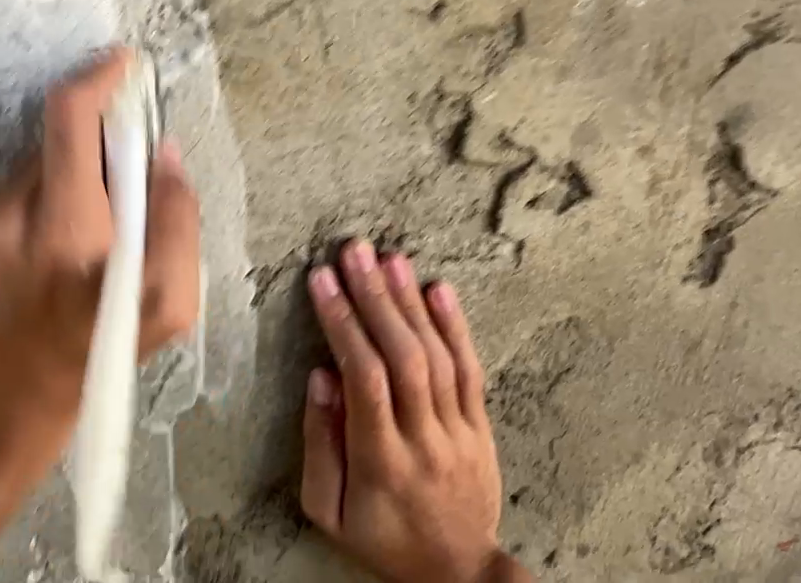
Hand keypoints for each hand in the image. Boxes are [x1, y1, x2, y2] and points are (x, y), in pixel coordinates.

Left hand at [0, 49, 201, 436]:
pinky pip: (9, 185)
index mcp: (66, 230)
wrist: (2, 392)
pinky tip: (34, 247)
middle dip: (95, 151)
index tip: (121, 63)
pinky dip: (32, 200)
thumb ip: (176, 221)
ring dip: (63, 182)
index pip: (69, 120)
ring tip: (69, 239)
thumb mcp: (166, 306)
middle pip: (61, 142)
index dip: (96, 79)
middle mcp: (11, 211)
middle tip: (113, 193)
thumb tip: (161, 152)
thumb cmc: (94, 351)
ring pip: (36, 165)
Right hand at [301, 242, 522, 582]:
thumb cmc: (380, 539)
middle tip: (352, 251)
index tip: (320, 279)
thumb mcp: (328, 509)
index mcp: (382, 460)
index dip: (342, 322)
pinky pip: (470, 370)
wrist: (458, 575)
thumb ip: (319, 445)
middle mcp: (425, 439)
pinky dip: (455, 326)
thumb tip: (321, 377)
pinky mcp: (481, 426)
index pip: (364, 377)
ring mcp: (459, 431)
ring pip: (437, 356)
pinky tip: (437, 288)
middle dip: (374, 296)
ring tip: (387, 258)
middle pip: (403, 356)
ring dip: (409, 302)